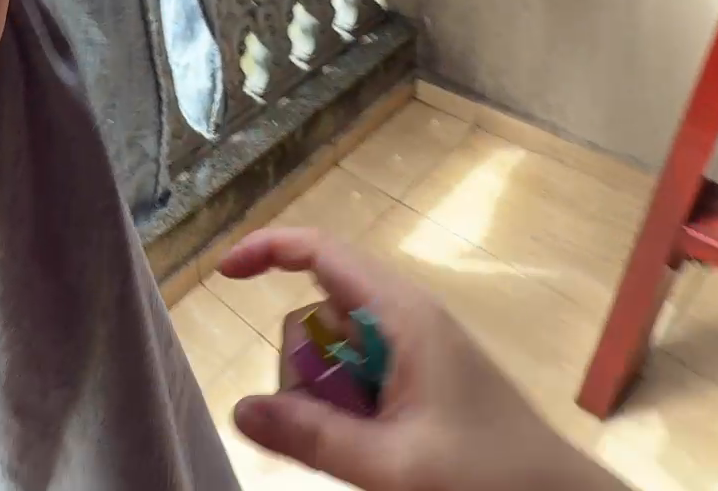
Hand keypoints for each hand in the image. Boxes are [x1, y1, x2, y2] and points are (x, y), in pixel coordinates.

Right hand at [219, 228, 626, 490]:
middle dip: (305, 365)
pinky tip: (377, 452)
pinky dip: (350, 408)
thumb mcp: (395, 468)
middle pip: (317, 310)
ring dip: (328, 395)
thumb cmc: (494, 483)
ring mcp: (415, 346)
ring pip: (336, 349)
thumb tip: (237, 408)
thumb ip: (313, 437)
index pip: (316, 249)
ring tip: (367, 453)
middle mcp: (403, 316)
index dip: (264, 249)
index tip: (222, 275)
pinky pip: (359, 375)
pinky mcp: (422, 376)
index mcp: (399, 311)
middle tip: (333, 430)